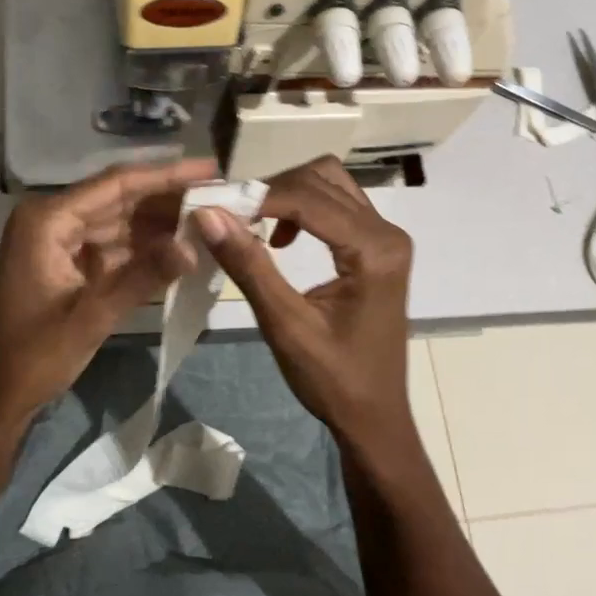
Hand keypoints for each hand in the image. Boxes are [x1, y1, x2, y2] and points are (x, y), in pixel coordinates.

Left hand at [0, 159, 217, 425]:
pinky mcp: (67, 267)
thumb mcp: (90, 318)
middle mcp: (52, 221)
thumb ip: (141, 277)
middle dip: (169, 198)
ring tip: (212, 218)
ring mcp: (59, 244)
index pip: (116, 184)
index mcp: (48, 221)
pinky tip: (181, 249)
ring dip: (161, 223)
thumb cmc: (31, 358)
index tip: (211, 168)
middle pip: (120, 199)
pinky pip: (113, 247)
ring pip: (120, 223)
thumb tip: (192, 247)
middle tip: (222, 195)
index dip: (167, 175)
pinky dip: (145, 250)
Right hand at [195, 156, 413, 432]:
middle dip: (270, 190)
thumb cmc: (333, 379)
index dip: (257, 197)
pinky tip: (280, 239)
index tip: (210, 204)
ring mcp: (386, 238)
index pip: (308, 199)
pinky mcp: (378, 247)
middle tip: (227, 214)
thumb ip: (249, 266)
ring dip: (287, 194)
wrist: (374, 415)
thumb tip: (208, 215)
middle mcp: (387, 233)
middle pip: (320, 180)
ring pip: (329, 184)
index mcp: (374, 250)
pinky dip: (303, 208)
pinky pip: (338, 205)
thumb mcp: (284, 325)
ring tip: (250, 221)